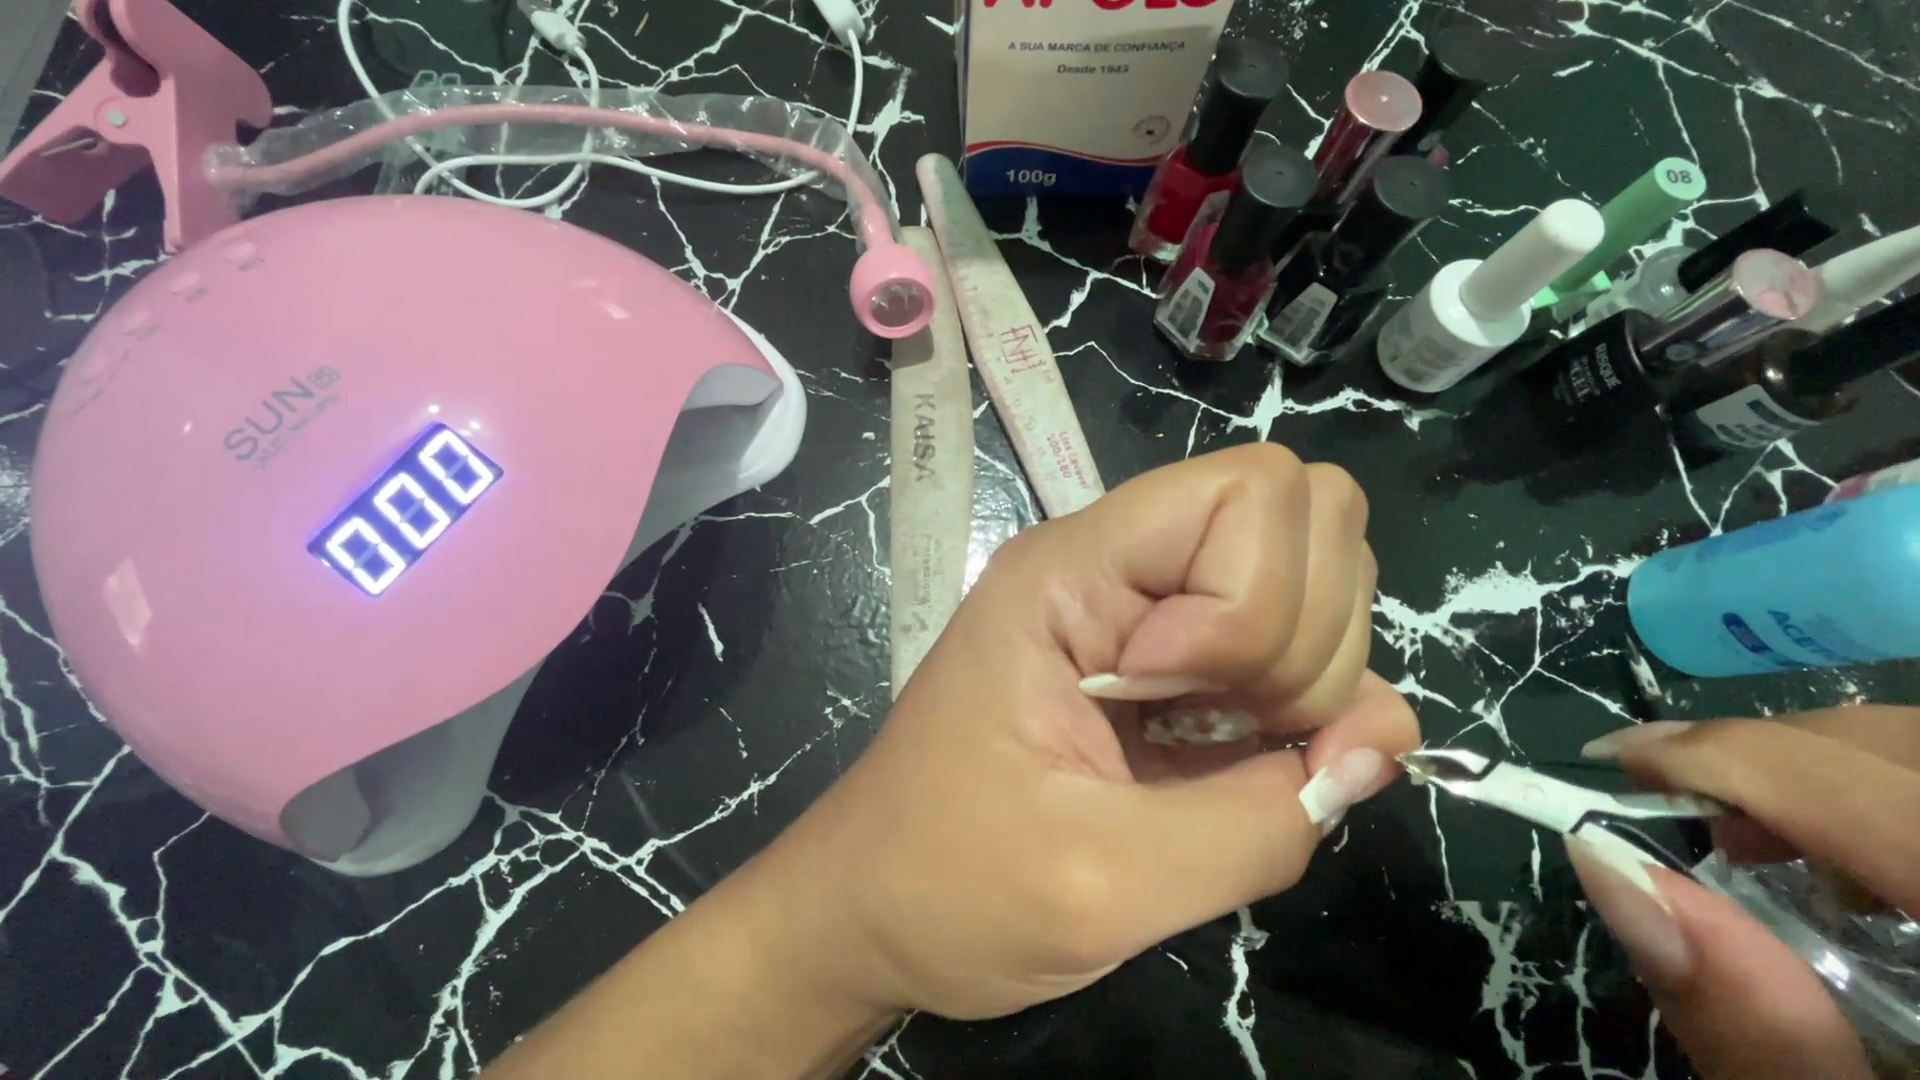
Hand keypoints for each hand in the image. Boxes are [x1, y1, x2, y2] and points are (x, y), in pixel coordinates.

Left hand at [482, 444, 1417, 1079]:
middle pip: (1299, 513)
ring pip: (1311, 570)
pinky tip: (1261, 764)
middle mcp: (1114, 565)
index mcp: (1071, 572)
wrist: (873, 913)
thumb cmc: (952, 888)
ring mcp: (1146, 610)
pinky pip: (1287, 638)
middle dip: (1302, 632)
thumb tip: (1379, 745)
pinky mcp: (1170, 663)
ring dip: (1310, 669)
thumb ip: (1259, 818)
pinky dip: (1307, 700)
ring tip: (1227, 751)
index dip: (1252, 605)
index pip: (1251, 491)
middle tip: (1225, 727)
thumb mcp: (1104, 881)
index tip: (1186, 700)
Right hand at [1573, 708, 1919, 1078]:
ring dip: (1844, 767)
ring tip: (1769, 840)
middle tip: (1690, 812)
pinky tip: (1863, 867)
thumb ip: (1753, 1028)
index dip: (1745, 761)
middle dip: (1787, 754)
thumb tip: (1606, 865)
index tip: (1621, 757)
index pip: (1904, 813)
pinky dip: (1898, 791)